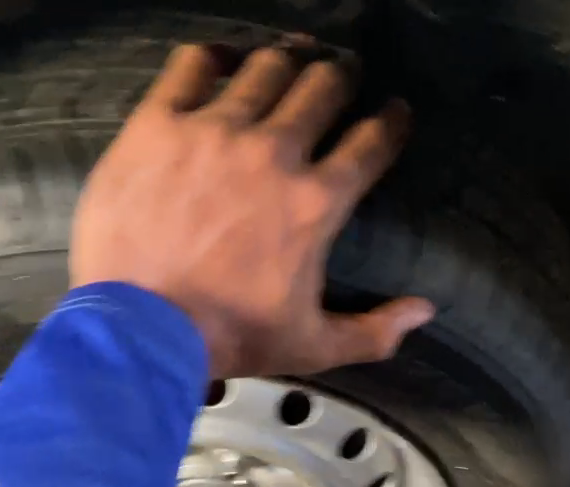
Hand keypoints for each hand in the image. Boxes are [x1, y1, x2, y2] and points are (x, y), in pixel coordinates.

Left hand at [71, 44, 436, 381]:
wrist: (143, 330)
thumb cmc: (231, 338)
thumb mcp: (312, 347)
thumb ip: (373, 331)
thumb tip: (426, 310)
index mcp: (317, 202)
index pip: (371, 143)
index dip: (391, 122)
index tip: (394, 112)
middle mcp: (275, 151)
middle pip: (322, 87)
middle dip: (339, 78)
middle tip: (338, 80)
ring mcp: (215, 130)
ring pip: (266, 67)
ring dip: (286, 62)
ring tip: (289, 62)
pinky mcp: (160, 123)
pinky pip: (194, 65)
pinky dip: (215, 56)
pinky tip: (223, 60)